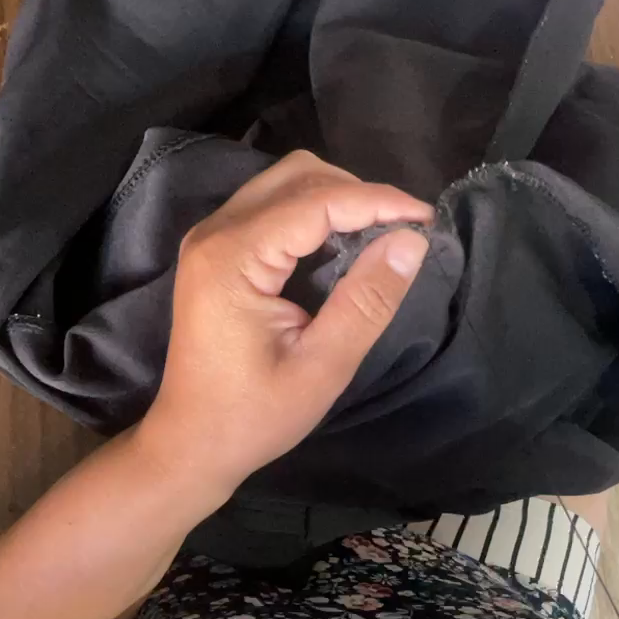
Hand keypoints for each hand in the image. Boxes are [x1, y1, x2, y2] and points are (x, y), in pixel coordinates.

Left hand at [134, 151, 431, 492]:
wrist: (191, 443)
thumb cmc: (253, 416)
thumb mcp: (322, 366)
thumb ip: (366, 302)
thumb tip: (412, 241)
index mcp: (234, 258)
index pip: (317, 200)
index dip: (378, 201)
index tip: (427, 219)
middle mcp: (215, 233)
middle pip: (297, 175)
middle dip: (357, 192)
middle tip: (400, 231)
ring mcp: (209, 240)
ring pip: (283, 185)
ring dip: (335, 200)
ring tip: (377, 236)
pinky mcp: (213, 254)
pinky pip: (269, 208)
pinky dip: (311, 215)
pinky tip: (338, 246)